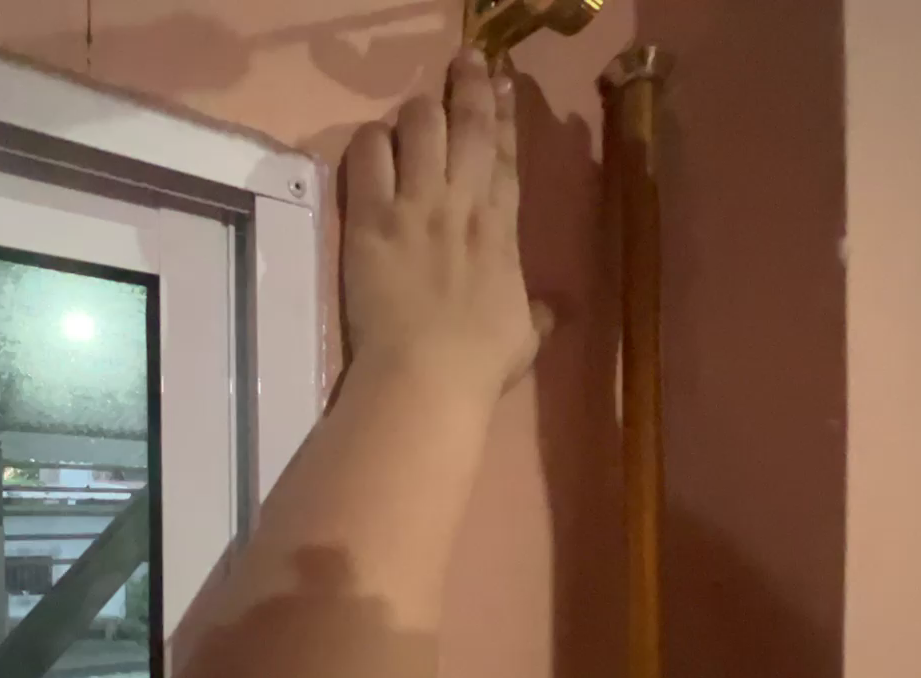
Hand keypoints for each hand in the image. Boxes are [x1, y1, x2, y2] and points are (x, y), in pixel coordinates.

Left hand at [340, 49, 541, 400]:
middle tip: (465, 60)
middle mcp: (461, 203)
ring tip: (414, 114)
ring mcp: (415, 206)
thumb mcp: (525, 338)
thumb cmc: (479, 363)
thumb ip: (537, 315)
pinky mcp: (370, 220)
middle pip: (467, 124)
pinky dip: (371, 141)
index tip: (503, 80)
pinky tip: (373, 143)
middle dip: (468, 85)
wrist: (427, 374)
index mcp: (501, 230)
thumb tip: (553, 311)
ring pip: (418, 125)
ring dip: (418, 112)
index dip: (504, 114)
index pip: (505, 156)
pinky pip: (368, 156)